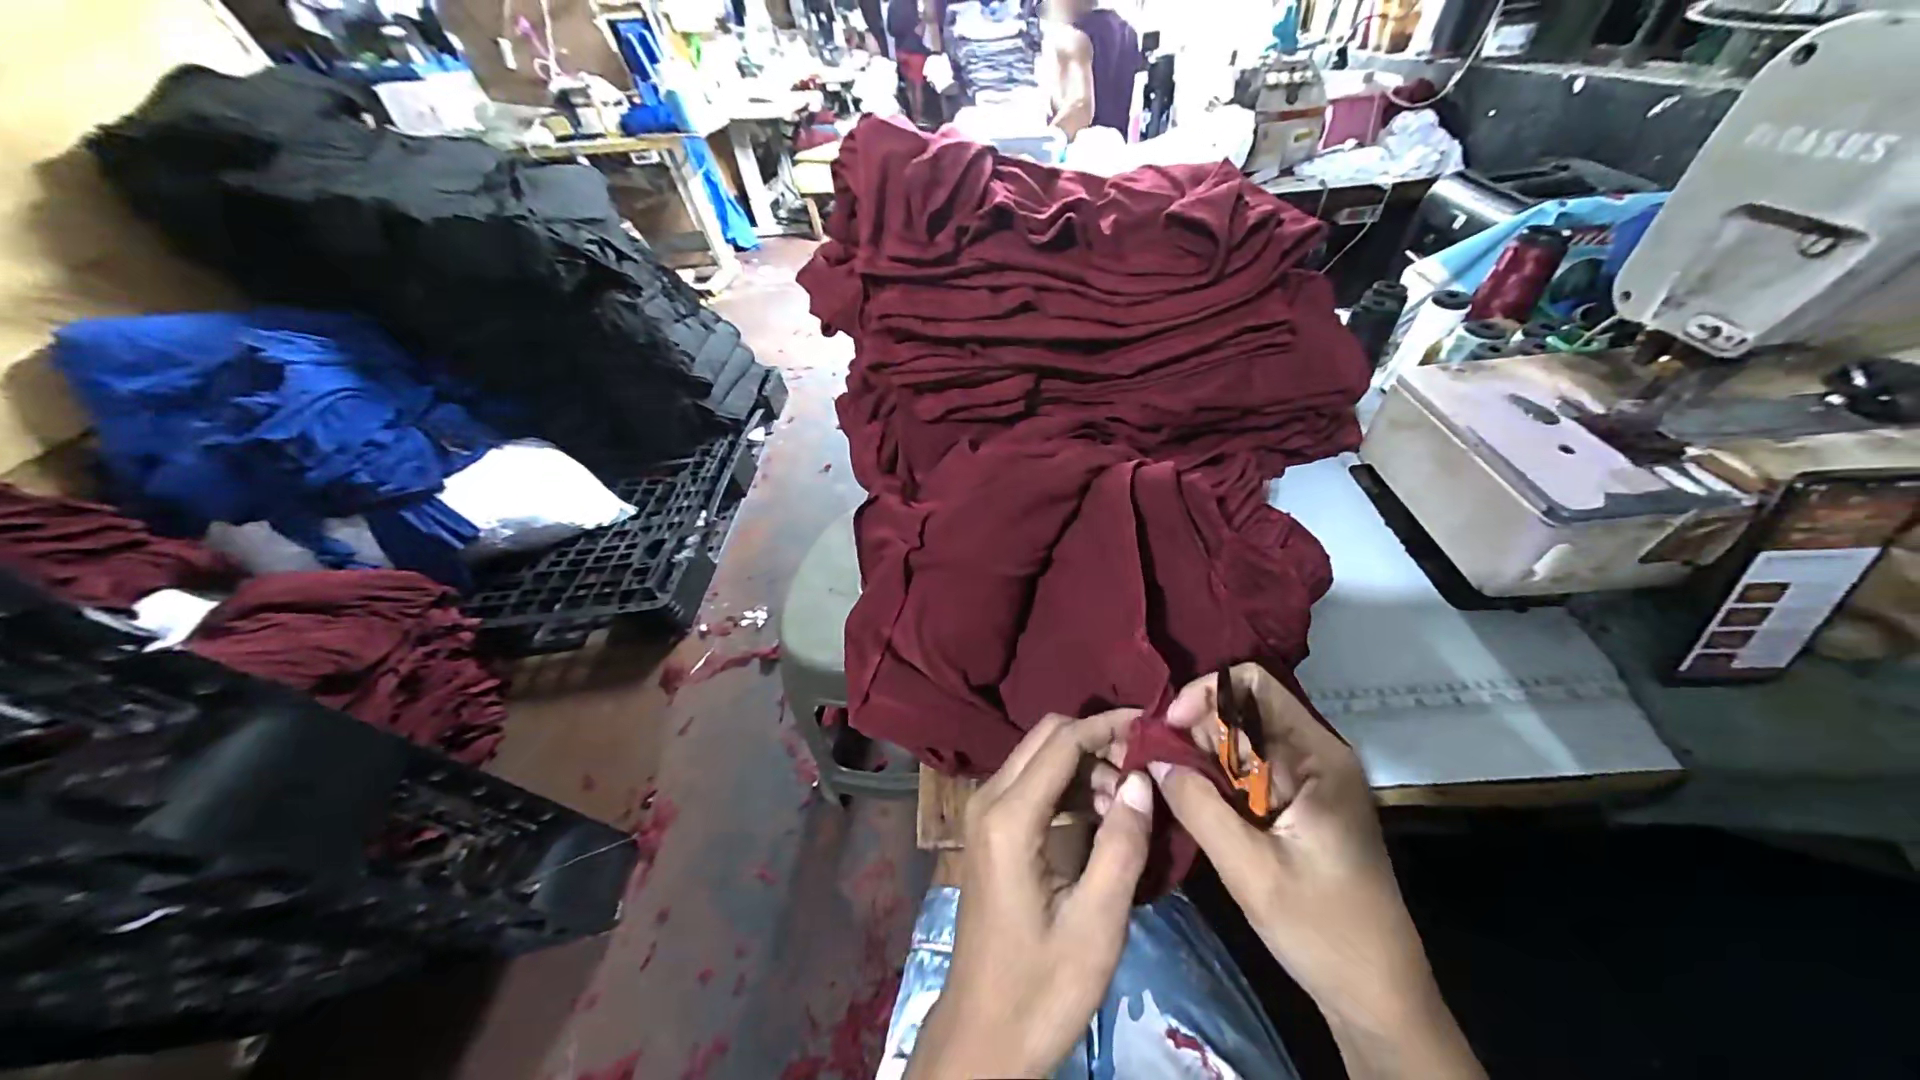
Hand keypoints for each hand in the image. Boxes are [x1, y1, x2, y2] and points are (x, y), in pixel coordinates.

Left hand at [907, 709, 1153, 1079]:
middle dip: (1098, 740)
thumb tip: (1142, 779)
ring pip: (1039, 757)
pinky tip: (1103, 815)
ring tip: (1131, 801)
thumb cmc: (1041, 985)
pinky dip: (1069, 785)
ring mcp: (984, 813)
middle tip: (1146, 768)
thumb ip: (1122, 845)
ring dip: (1085, 765)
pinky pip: (1033, 784)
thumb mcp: (1097, 923)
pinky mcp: (990, 830)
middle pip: (1046, 737)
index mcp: (1009, 816)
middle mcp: (988, 799)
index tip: (1154, 727)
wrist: (984, 1031)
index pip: (1062, 740)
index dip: (1109, 725)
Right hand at [1151, 664, 1483, 1078]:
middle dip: (1193, 725)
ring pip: (1240, 739)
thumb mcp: (1250, 869)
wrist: (1378, 996)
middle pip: (1242, 708)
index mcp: (1317, 756)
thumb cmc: (1323, 929)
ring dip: (1198, 751)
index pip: (1252, 685)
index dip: (1203, 693)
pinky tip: (1184, 794)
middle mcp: (1314, 754)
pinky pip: (1246, 770)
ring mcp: (1306, 779)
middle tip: (1152, 758)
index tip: (1167, 728)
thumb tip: (1152, 757)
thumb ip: (1197, 806)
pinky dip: (1212, 775)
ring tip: (1159, 774)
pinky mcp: (1296, 803)